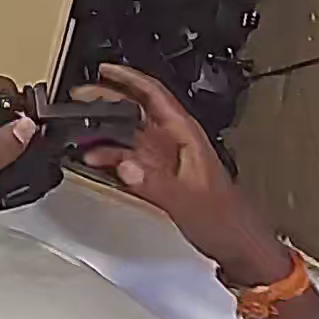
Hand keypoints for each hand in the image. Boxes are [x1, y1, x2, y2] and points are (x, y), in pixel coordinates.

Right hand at [73, 63, 292, 285]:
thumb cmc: (227, 221)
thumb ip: (153, 182)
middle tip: (80, 97)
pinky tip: (93, 157)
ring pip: (126, 132)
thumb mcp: (188, 201)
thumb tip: (124, 164)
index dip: (128, 77)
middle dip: (106, 100)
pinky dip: (107, 153)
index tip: (105, 69)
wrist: (238, 249)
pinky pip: (125, 155)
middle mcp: (172, 140)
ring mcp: (162, 156)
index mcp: (185, 134)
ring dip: (103, 129)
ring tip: (80, 128)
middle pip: (134, 108)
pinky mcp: (156, 173)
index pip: (154, 93)